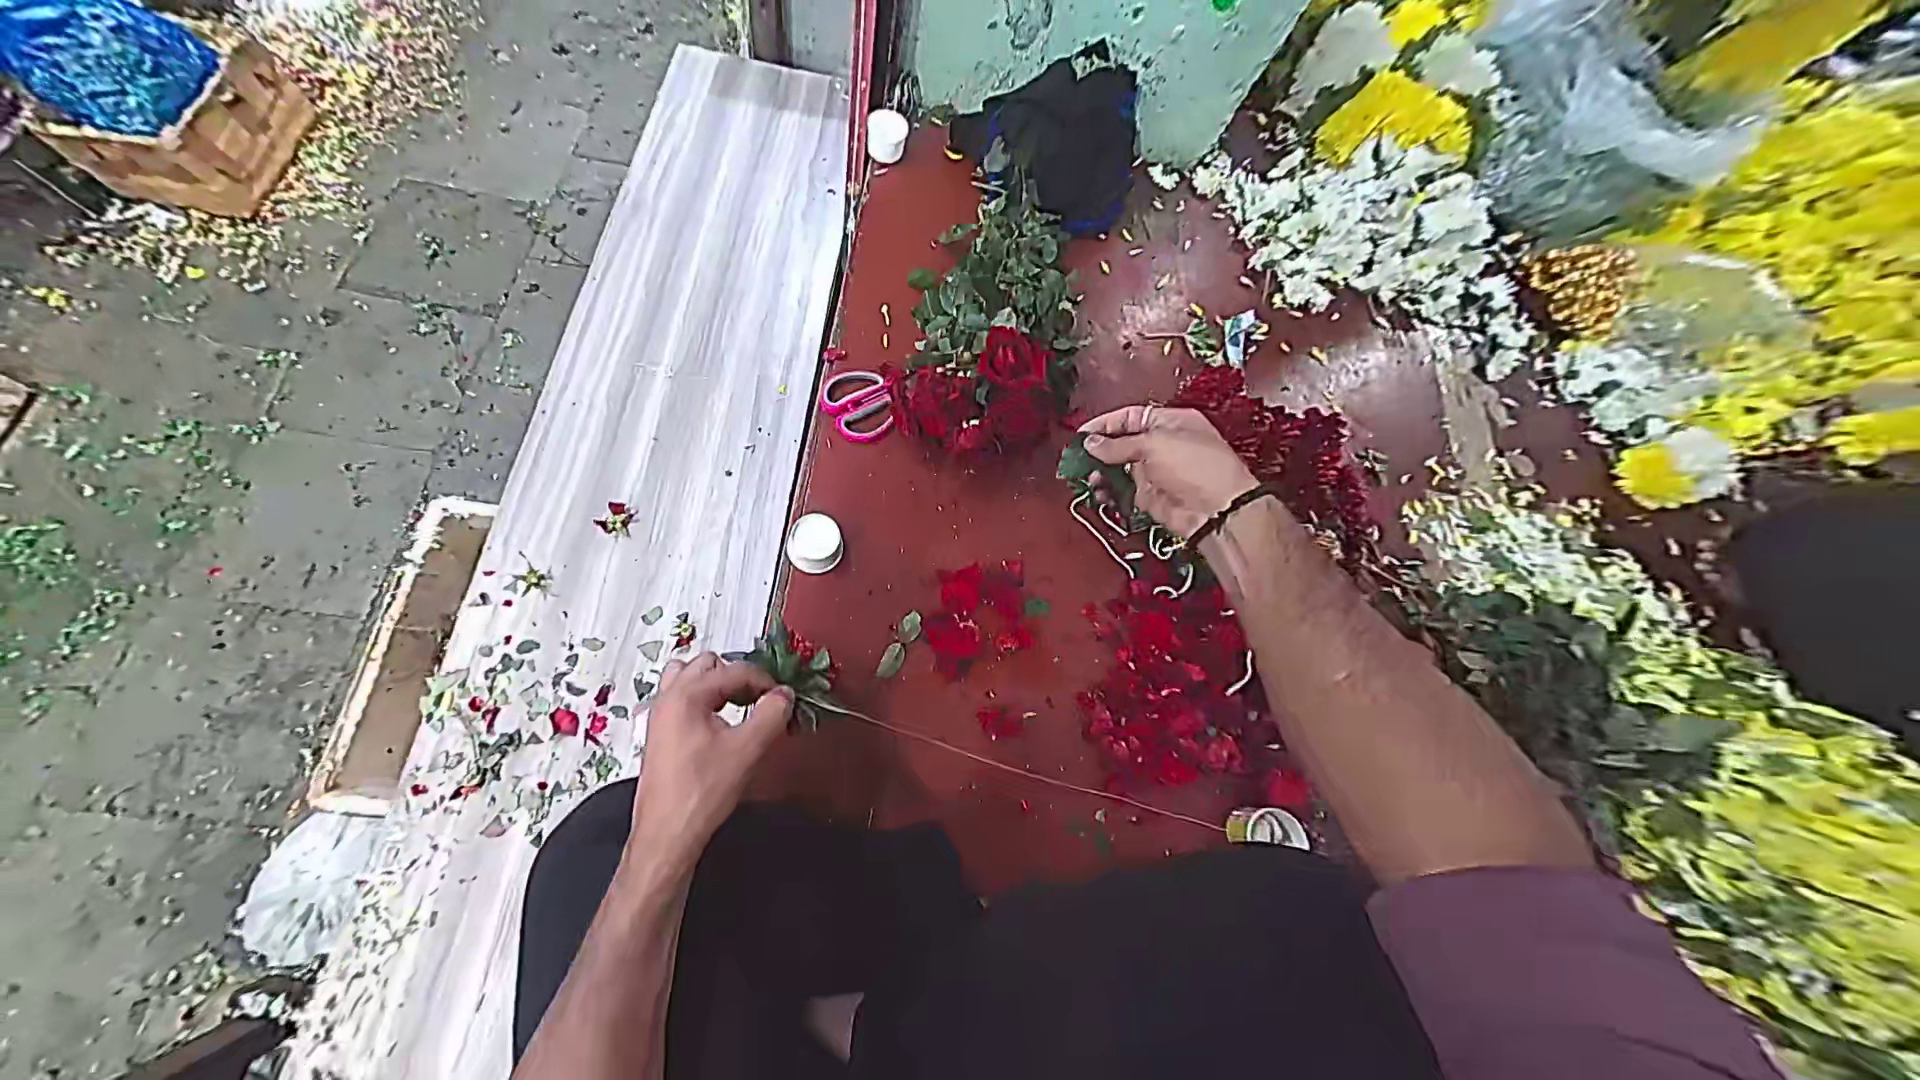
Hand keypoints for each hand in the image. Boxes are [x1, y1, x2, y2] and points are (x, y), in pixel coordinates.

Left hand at [627, 653, 791, 870]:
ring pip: (688, 676)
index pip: (735, 671)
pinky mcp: (659, 733)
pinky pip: (681, 697)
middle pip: (708, 664)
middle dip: (737, 676)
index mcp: (686, 696)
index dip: (765, 681)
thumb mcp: (747, 750)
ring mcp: (659, 715)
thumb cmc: (702, 793)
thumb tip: (784, 695)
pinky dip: (702, 699)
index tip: (783, 698)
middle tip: (760, 698)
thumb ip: (771, 714)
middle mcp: (667, 699)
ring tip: (737, 704)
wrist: (667, 835)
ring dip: (715, 683)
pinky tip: (719, 722)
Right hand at [1080, 405, 1260, 539]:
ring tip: (1086, 475)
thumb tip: (1092, 443)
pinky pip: (1121, 491)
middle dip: (1098, 449)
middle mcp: (1162, 445)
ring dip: (1100, 471)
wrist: (1216, 510)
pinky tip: (1098, 491)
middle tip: (1077, 457)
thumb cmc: (1198, 467)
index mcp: (1170, 422)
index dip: (1105, 424)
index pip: (1130, 417)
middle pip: (1121, 443)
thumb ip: (1119, 444)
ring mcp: (1155, 471)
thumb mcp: (1154, 443)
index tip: (1082, 434)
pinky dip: (1107, 491)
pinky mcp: (1149, 496)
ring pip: (1118, 468)